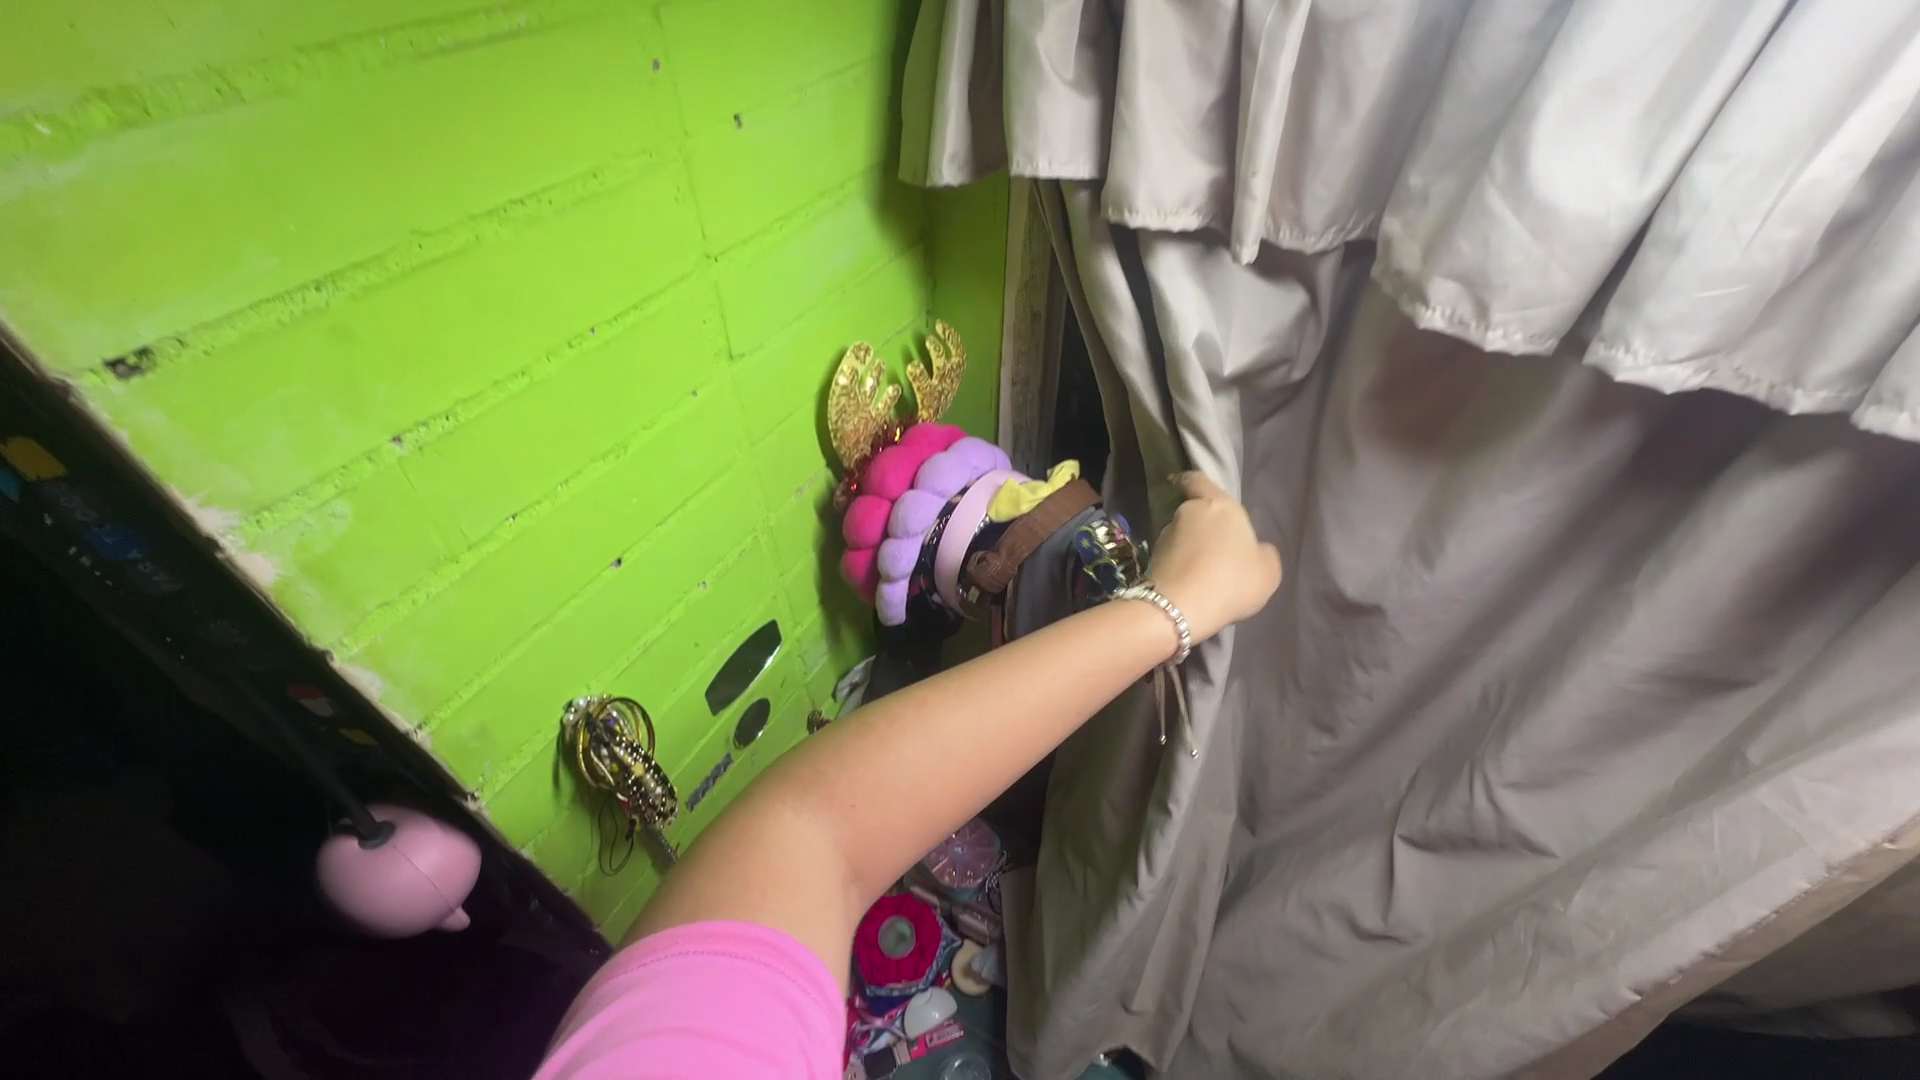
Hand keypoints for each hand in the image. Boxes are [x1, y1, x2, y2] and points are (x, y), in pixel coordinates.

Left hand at [1146, 472, 1281, 642]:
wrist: (1181, 607)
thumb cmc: (1232, 580)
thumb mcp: (1268, 570)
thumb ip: (1263, 552)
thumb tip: (1257, 548)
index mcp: (1218, 505)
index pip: (1197, 480)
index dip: (1191, 481)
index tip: (1182, 483)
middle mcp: (1187, 513)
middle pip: (1192, 513)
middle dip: (1200, 527)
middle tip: (1215, 549)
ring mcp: (1164, 536)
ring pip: (1180, 537)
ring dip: (1189, 550)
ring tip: (1204, 574)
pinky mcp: (1151, 559)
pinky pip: (1171, 559)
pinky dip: (1180, 567)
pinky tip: (1192, 586)